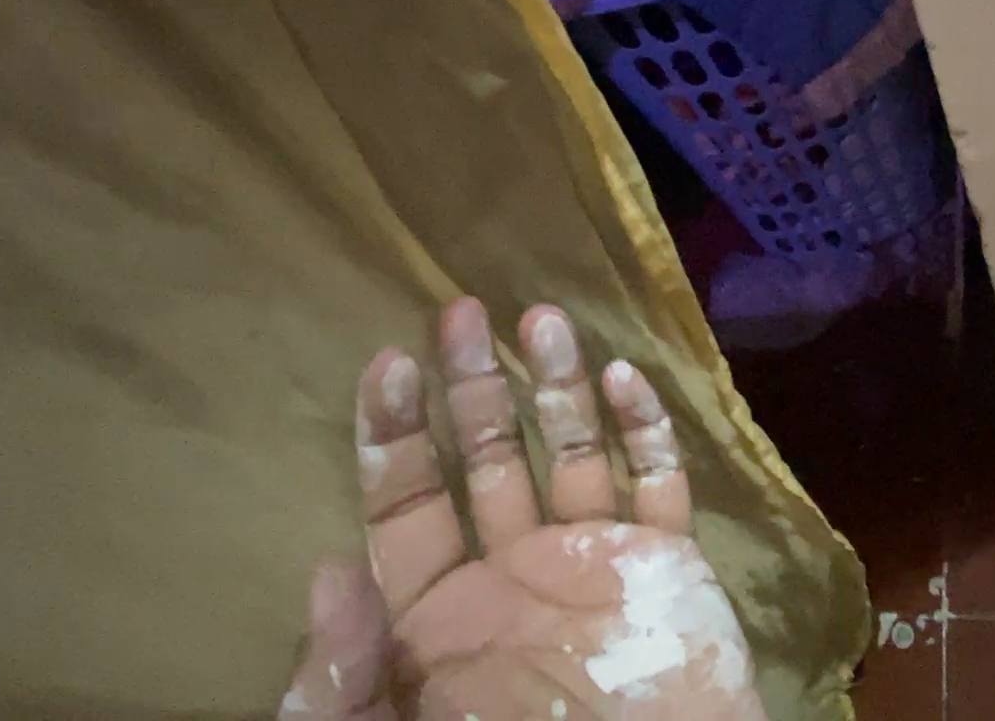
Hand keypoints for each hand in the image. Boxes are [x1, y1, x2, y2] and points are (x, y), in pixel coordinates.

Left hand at [280, 297, 764, 720]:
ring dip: (561, 384)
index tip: (391, 364)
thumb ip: (348, 684)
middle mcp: (518, 563)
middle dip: (475, 382)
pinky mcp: (665, 556)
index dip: (395, 433)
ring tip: (544, 318)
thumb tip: (329, 572)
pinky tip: (622, 379)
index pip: (408, 502)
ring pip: (576, 450)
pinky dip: (644, 429)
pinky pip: (658, 480)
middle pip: (491, 454)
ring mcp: (597, 553)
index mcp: (444, 609)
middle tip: (462, 312)